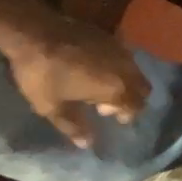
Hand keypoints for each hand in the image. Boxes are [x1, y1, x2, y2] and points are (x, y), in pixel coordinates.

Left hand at [0, 6, 148, 147]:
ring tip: (99, 87)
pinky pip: (126, 60)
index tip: (110, 118)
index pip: (136, 107)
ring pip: (136, 74)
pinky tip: (96, 69)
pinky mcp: (116, 42)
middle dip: (130, 99)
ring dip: (125, 83)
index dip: (127, 115)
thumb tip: (89, 145)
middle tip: (106, 105)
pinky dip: (118, 69)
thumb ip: (73, 126)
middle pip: (143, 89)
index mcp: (117, 90)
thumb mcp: (51, 106)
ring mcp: (125, 54)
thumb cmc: (43, 75)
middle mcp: (130, 72)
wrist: (39, 35)